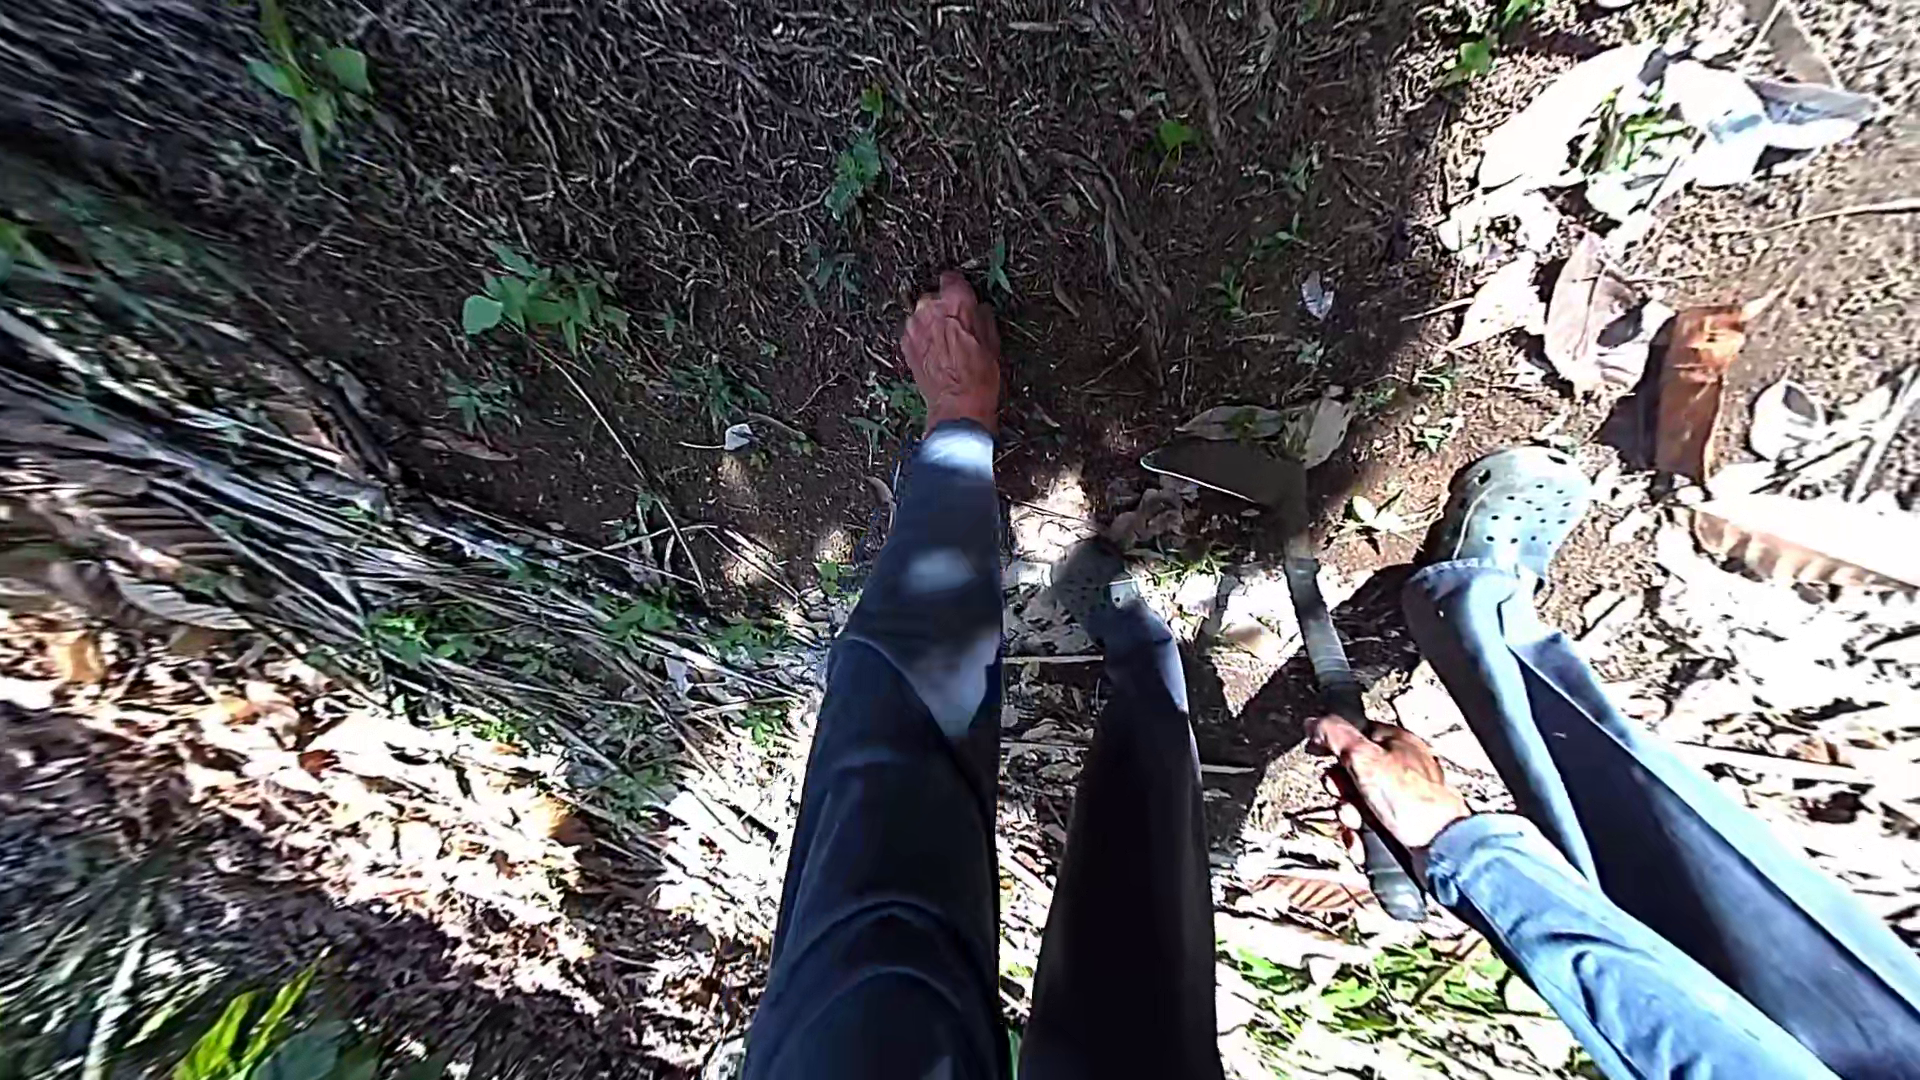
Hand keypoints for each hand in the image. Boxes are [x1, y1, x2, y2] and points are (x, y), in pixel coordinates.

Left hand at [900, 271, 1000, 432]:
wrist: (957, 404)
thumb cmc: (977, 377)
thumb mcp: (992, 342)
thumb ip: (982, 317)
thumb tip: (979, 308)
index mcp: (955, 302)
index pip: (952, 278)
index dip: (959, 290)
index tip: (962, 297)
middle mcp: (929, 309)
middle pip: (935, 297)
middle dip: (944, 310)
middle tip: (957, 329)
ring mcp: (914, 327)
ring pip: (922, 315)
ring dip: (931, 324)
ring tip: (946, 346)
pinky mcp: (905, 344)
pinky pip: (914, 332)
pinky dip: (922, 338)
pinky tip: (935, 354)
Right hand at [1313, 716, 1469, 850]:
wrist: (1443, 851)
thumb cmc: (1414, 801)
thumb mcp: (1363, 756)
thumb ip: (1333, 734)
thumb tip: (1313, 723)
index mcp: (1396, 742)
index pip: (1350, 732)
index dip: (1331, 744)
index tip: (1319, 754)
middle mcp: (1399, 768)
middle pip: (1347, 770)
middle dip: (1339, 788)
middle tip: (1346, 794)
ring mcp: (1399, 798)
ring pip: (1353, 800)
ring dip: (1347, 813)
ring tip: (1357, 821)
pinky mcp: (1398, 825)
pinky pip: (1364, 824)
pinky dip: (1358, 834)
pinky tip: (1362, 837)